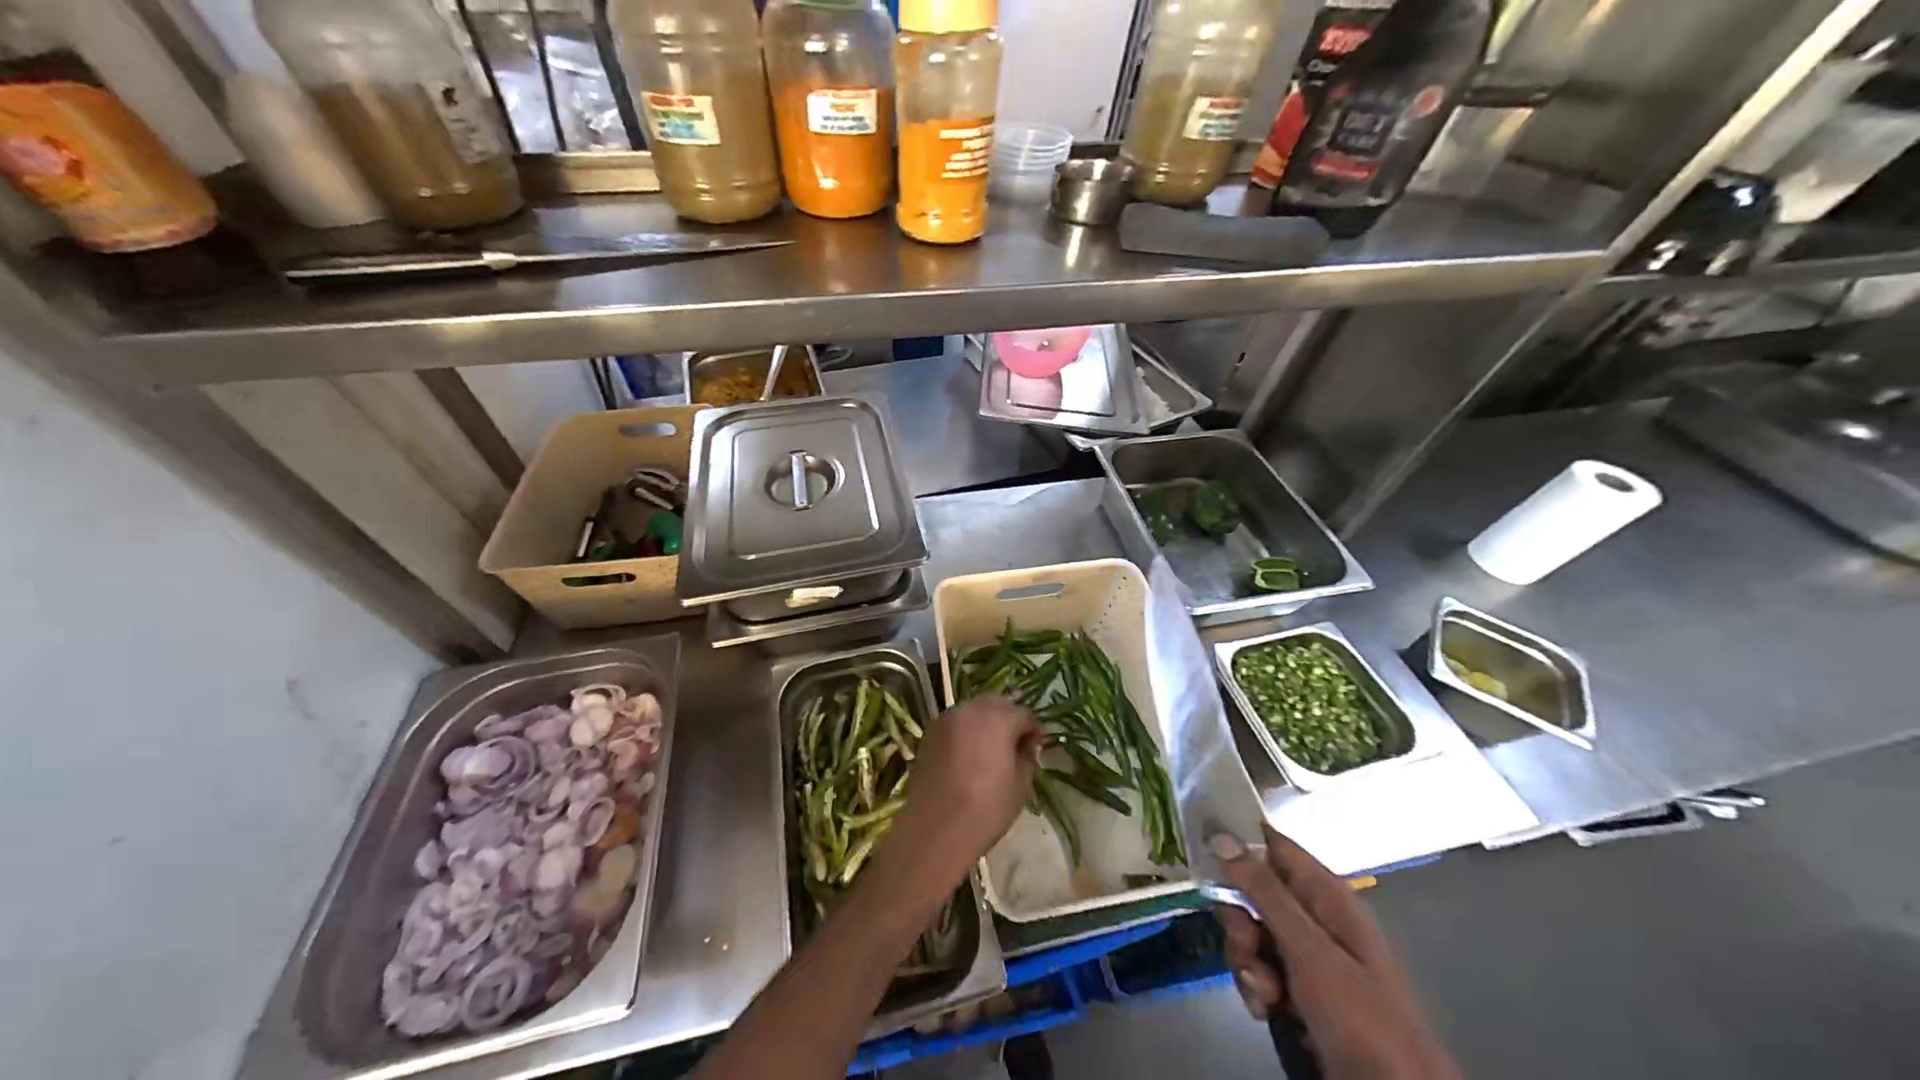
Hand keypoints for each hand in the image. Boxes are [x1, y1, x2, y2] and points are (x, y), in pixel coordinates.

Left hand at [876, 697, 1039, 890]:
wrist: (936, 828)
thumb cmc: (986, 808)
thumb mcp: (1020, 785)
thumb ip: (1026, 757)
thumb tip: (1024, 745)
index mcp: (999, 717)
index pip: (1024, 714)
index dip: (1032, 731)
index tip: (1034, 750)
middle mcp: (971, 709)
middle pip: (997, 704)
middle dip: (1008, 720)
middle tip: (1013, 746)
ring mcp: (946, 719)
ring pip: (973, 711)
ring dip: (985, 723)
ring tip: (989, 751)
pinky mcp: (929, 732)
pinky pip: (955, 724)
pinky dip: (965, 732)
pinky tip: (967, 756)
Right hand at [1212, 827, 1460, 1079]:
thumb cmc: (1360, 1015)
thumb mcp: (1309, 951)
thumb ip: (1265, 893)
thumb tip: (1221, 837)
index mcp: (1328, 895)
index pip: (1274, 846)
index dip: (1238, 844)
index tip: (1201, 852)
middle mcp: (1316, 918)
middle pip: (1254, 894)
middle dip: (1240, 922)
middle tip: (1247, 946)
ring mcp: (1308, 956)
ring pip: (1252, 935)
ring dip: (1247, 962)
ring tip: (1267, 994)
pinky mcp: (1300, 989)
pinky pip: (1260, 970)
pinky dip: (1257, 989)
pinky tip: (1267, 1011)